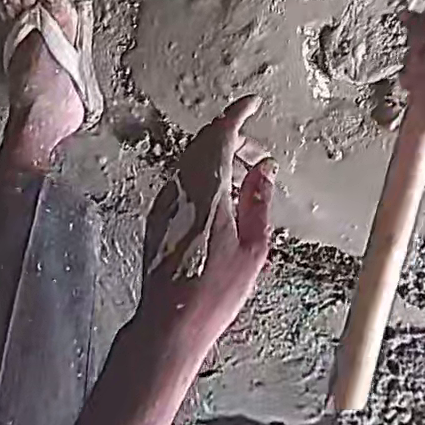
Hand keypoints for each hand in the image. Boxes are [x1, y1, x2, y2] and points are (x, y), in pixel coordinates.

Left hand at [137, 95, 276, 354]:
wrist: (169, 321)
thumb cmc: (214, 289)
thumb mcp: (253, 246)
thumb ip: (258, 199)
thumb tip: (264, 168)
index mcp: (208, 187)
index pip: (222, 134)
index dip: (238, 113)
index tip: (252, 103)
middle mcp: (183, 185)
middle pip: (206, 141)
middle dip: (234, 136)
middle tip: (257, 153)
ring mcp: (168, 197)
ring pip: (194, 157)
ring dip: (220, 155)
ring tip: (245, 178)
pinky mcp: (160, 213)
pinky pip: (185, 176)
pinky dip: (206, 171)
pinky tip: (221, 195)